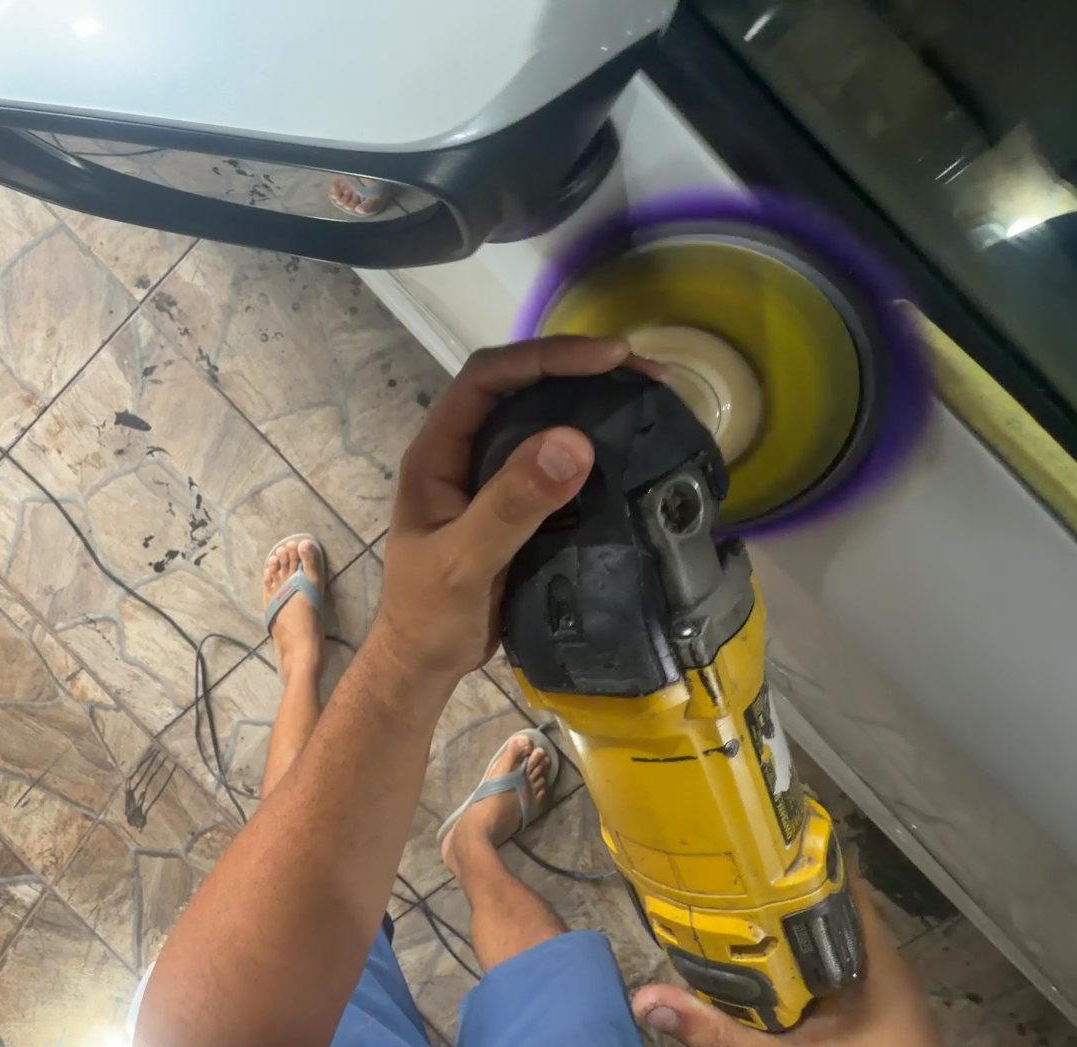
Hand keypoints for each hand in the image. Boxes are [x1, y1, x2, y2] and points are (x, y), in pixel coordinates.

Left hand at [373, 336, 647, 678]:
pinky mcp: (514, 507)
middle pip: (518, 390)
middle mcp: (461, 456)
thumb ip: (509, 507)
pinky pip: (554, 464)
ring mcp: (487, 480)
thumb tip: (573, 442)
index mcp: (435, 454)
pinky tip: (629, 453)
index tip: (610, 358)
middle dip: (577, 373)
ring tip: (649, 403)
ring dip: (589, 408)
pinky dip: (590, 452)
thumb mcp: (464, 562)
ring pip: (539, 424)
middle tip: (646, 375)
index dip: (544, 357)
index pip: (485, 379)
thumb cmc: (429, 615)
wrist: (427, 660)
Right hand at [632, 878, 953, 1046]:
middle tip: (707, 854)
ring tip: (710, 885)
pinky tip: (734, 942)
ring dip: (769, 911)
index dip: (790, 850)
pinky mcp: (854, 1009)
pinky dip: (776, 944)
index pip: (837, 880)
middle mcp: (875, 965)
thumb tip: (643, 998)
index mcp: (876, 964)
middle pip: (817, 900)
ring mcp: (866, 988)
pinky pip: (810, 959)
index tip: (740, 830)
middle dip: (764, 877)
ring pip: (812, 930)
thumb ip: (720, 1036)